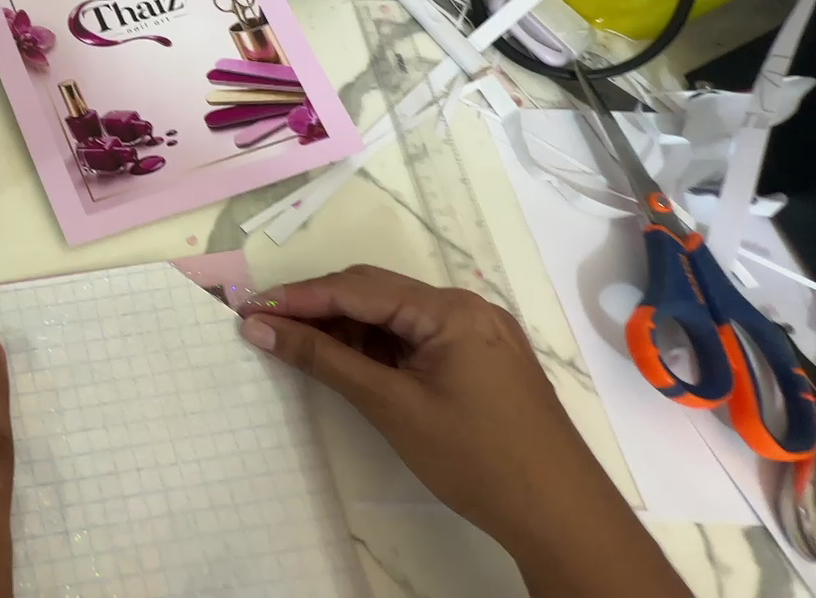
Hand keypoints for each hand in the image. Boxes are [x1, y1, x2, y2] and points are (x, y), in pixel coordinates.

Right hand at [237, 265, 688, 597]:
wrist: (567, 526)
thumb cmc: (477, 459)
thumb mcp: (389, 404)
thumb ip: (320, 358)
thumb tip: (257, 326)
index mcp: (450, 310)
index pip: (355, 289)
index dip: (297, 298)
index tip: (248, 308)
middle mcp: (464, 308)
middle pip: (371, 292)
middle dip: (316, 307)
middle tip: (266, 324)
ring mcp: (474, 332)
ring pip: (388, 314)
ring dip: (342, 326)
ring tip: (297, 344)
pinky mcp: (476, 357)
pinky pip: (410, 335)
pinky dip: (372, 344)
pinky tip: (344, 360)